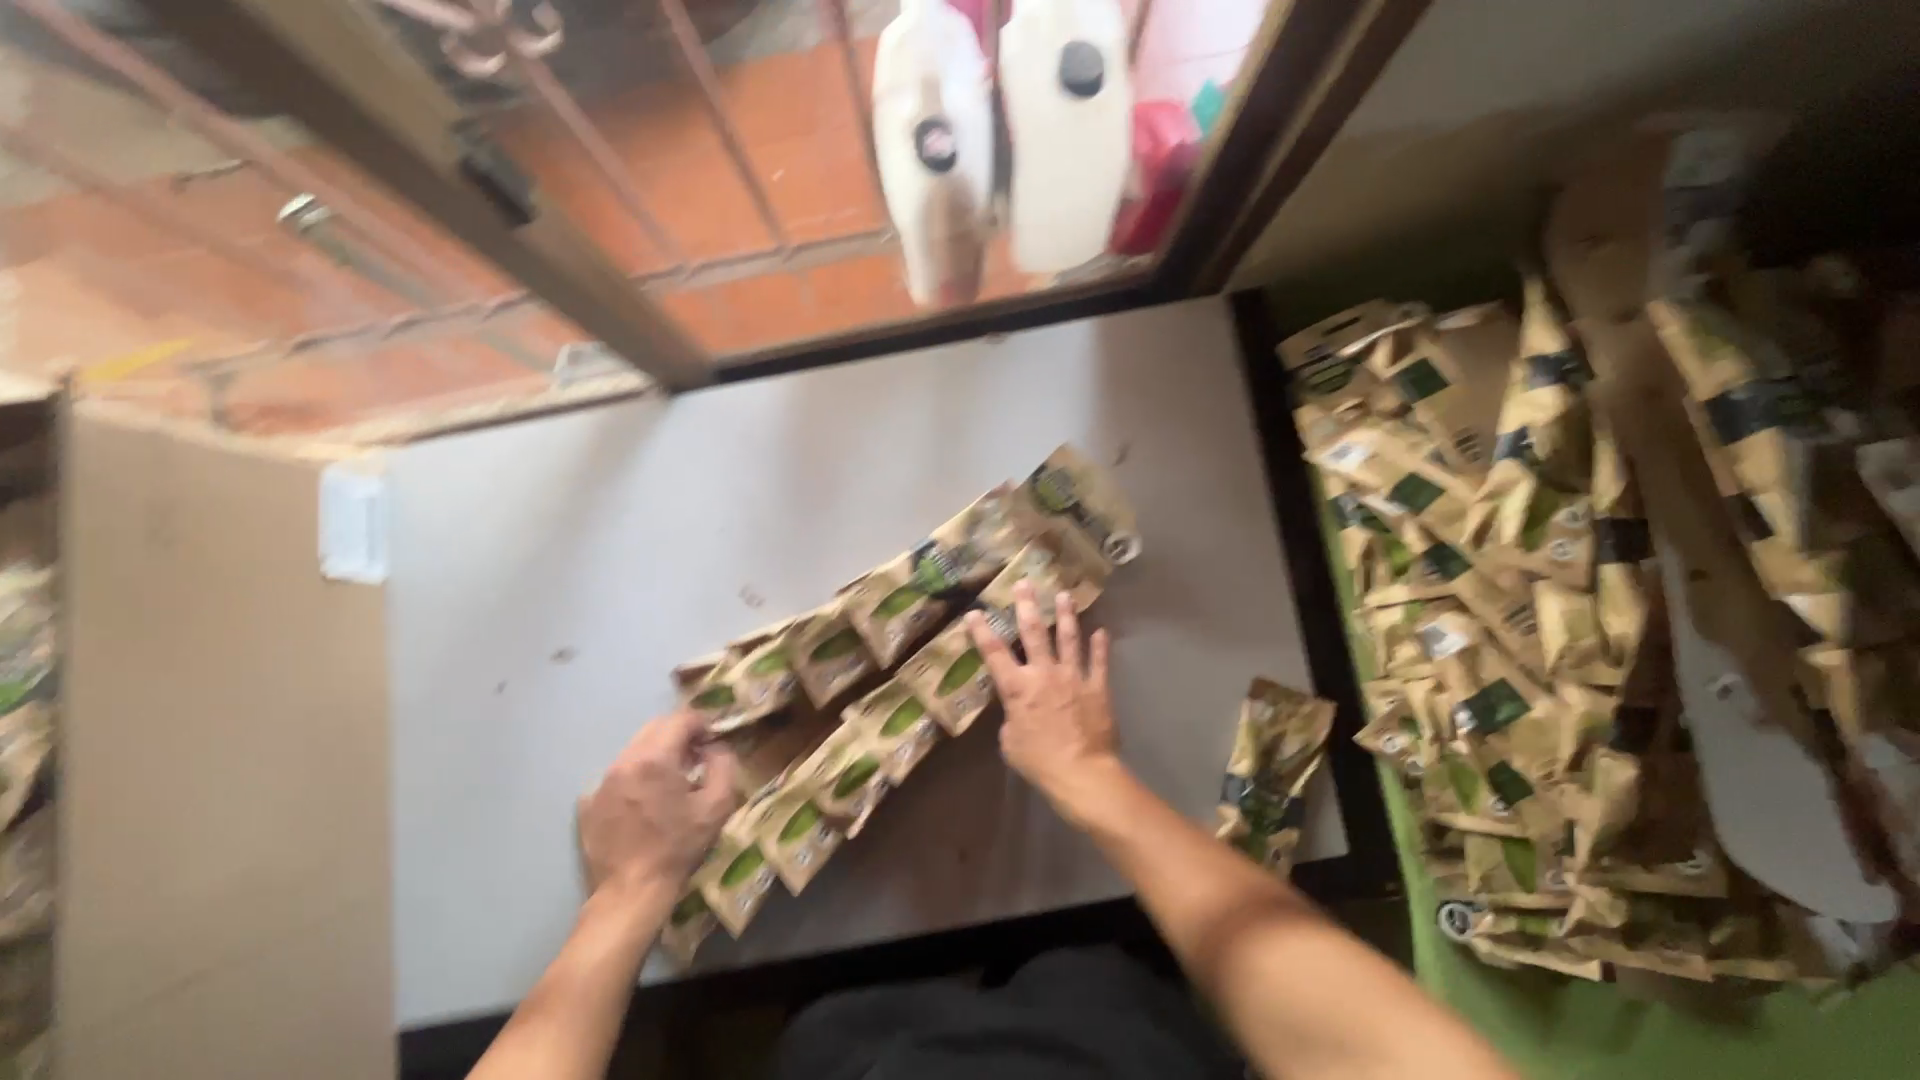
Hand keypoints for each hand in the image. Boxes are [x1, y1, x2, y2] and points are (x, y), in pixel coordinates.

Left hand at [577, 709, 739, 896]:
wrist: (631, 891)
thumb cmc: (678, 847)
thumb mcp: (718, 806)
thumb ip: (723, 765)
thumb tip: (715, 747)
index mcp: (655, 759)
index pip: (680, 719)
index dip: (702, 723)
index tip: (712, 739)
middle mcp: (624, 762)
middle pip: (654, 728)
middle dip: (678, 734)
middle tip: (695, 756)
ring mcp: (601, 782)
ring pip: (634, 750)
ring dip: (656, 755)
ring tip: (670, 781)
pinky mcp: (588, 803)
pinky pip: (616, 777)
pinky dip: (634, 779)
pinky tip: (644, 803)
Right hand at [965, 580, 1121, 813]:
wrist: (1081, 771)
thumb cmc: (1038, 761)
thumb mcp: (1010, 741)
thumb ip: (1013, 717)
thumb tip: (1019, 708)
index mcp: (1017, 688)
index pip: (994, 653)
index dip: (982, 631)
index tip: (975, 612)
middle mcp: (1044, 674)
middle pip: (1033, 633)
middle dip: (1026, 606)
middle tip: (1024, 584)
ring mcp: (1073, 677)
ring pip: (1068, 638)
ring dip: (1065, 615)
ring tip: (1064, 595)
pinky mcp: (1097, 687)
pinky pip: (1098, 661)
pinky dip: (1100, 646)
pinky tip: (1101, 631)